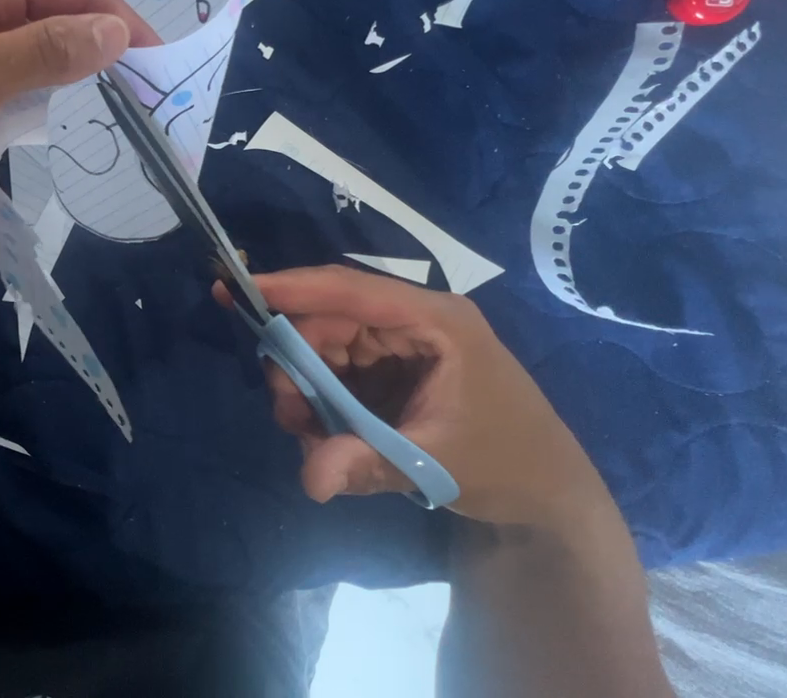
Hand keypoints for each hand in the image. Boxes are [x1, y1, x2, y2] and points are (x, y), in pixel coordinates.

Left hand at [0, 0, 157, 180]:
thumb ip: (46, 51)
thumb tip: (116, 28)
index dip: (122, 25)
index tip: (157, 67)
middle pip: (51, 7)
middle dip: (89, 48)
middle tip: (127, 94)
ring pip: (24, 32)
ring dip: (51, 67)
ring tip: (80, 106)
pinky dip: (16, 77)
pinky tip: (22, 108)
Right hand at [218, 266, 611, 527]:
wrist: (549, 500)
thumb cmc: (508, 466)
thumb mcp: (437, 464)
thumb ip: (368, 463)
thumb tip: (310, 479)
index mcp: (436, 321)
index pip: (350, 289)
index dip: (292, 288)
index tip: (237, 287)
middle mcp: (411, 321)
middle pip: (327, 319)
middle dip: (295, 361)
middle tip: (285, 408)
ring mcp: (398, 343)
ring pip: (323, 345)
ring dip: (304, 385)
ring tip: (305, 431)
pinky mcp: (388, 366)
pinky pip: (334, 368)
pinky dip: (319, 398)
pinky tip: (322, 433)